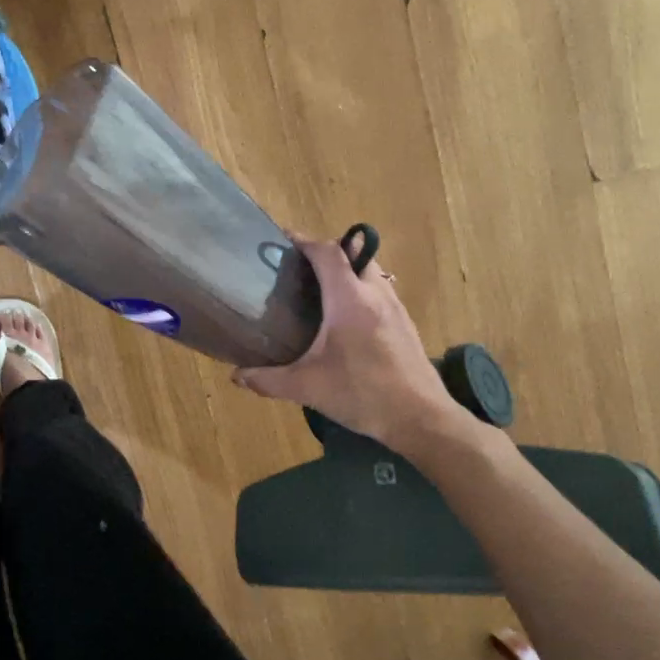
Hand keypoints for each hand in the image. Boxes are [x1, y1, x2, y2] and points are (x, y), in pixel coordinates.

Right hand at [231, 233, 464, 451]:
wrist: (422, 419)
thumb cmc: (363, 394)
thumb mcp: (307, 388)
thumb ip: (268, 379)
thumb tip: (236, 376)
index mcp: (349, 300)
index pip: (329, 253)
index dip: (305, 241)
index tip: (282, 240)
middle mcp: (375, 295)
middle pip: (354, 255)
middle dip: (326, 253)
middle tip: (298, 266)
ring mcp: (395, 309)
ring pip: (371, 272)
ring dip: (347, 270)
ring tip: (319, 288)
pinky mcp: (406, 325)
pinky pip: (380, 292)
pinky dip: (360, 290)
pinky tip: (345, 318)